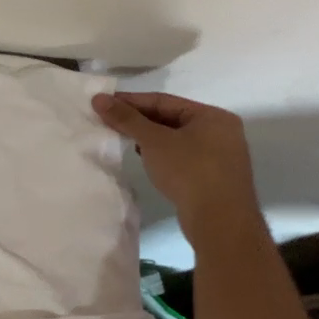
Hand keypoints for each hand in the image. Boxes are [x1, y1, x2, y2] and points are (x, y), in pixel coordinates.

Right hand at [92, 91, 259, 236]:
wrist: (220, 219)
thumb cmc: (189, 171)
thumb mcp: (153, 141)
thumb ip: (126, 118)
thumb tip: (98, 98)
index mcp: (212, 116)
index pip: (163, 100)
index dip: (129, 101)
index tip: (101, 104)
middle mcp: (221, 131)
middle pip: (169, 117)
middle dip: (137, 120)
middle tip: (105, 120)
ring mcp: (219, 153)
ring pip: (174, 136)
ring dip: (146, 136)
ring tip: (119, 137)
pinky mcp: (213, 173)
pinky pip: (180, 153)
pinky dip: (159, 151)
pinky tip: (142, 156)